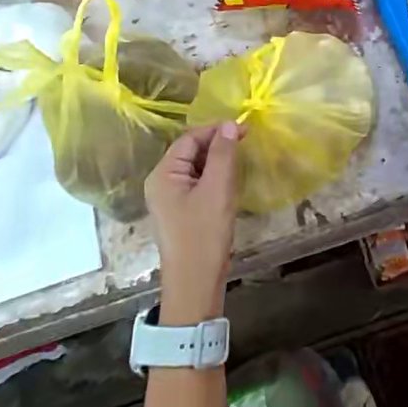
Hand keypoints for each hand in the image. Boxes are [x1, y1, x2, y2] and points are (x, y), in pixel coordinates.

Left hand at [145, 123, 243, 322]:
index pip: (189, 139)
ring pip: (196, 168)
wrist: (195, 282)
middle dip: (217, 145)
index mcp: (163, 174)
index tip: (245, 129)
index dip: (216, 130)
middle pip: (190, 152)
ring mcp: (170, 199)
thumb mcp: (217, 189)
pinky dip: (214, 179)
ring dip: (217, 162)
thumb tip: (228, 124)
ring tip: (241, 162)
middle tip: (246, 143)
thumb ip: (222, 154)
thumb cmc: (204, 234)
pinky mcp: (181, 212)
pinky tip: (231, 184)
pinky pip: (197, 185)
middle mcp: (161, 183)